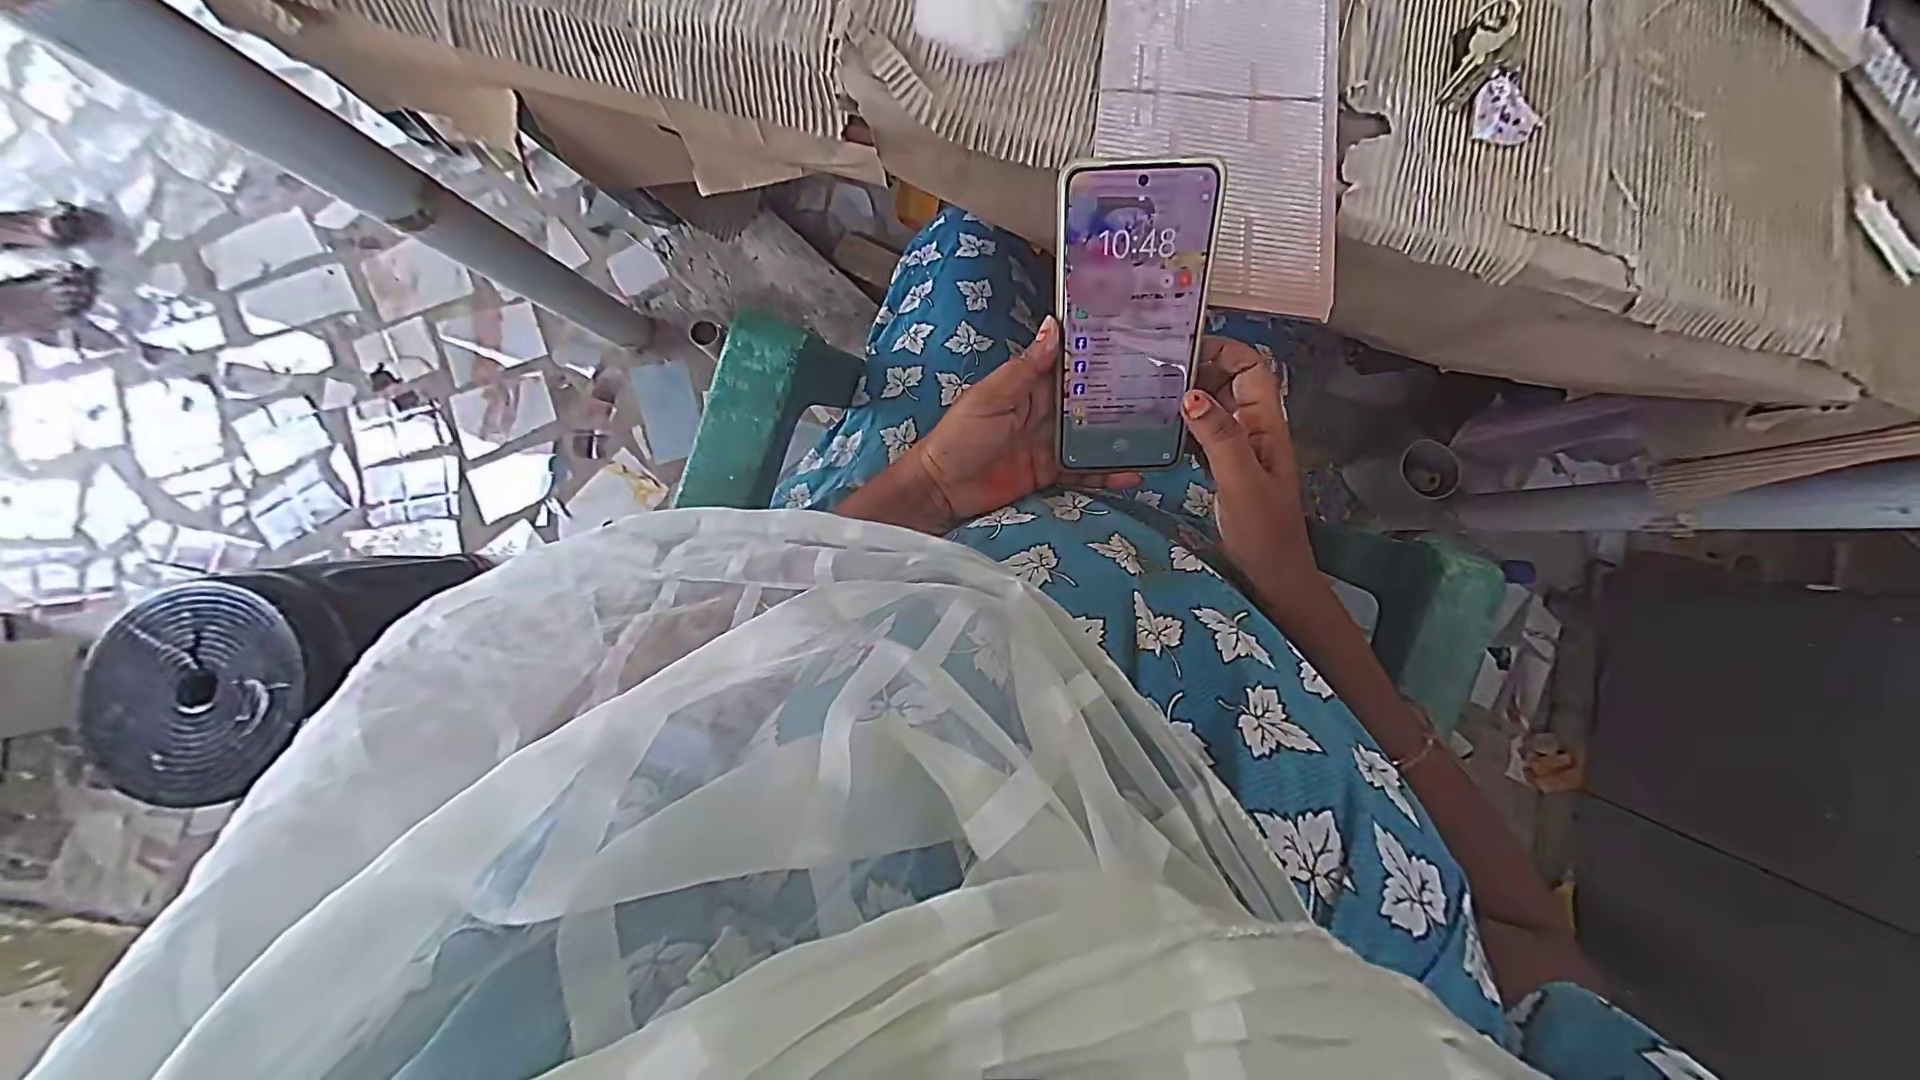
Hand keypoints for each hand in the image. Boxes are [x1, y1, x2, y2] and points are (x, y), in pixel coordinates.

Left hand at [850, 316, 1136, 531]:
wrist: (943, 488)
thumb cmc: (960, 436)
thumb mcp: (992, 397)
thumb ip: (1026, 368)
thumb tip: (1054, 326)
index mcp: (1030, 387)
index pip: (1071, 367)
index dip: (1099, 355)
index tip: (1135, 341)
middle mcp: (1045, 413)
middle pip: (1090, 403)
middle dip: (1122, 397)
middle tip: (1164, 391)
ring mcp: (1050, 444)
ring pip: (1093, 437)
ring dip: (1121, 437)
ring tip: (1158, 434)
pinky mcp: (1051, 473)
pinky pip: (1084, 471)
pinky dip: (1107, 473)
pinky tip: (1133, 472)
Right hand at [1180, 337, 1317, 605]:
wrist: (1271, 572)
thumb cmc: (1263, 530)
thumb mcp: (1240, 479)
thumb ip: (1218, 436)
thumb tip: (1190, 394)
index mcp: (1266, 424)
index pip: (1251, 367)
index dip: (1223, 350)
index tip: (1183, 348)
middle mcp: (1253, 428)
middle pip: (1230, 380)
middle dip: (1198, 369)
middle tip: (1157, 372)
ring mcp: (1238, 447)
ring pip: (1214, 405)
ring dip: (1188, 395)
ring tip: (1151, 394)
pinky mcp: (1223, 466)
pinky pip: (1203, 432)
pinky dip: (1184, 424)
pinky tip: (1161, 429)